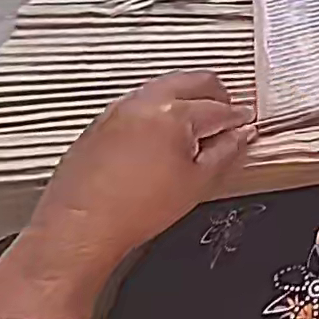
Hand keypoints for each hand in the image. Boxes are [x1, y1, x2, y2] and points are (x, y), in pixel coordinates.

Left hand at [24, 72, 253, 276]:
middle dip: (218, 96)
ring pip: (168, 87)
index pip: (220, 107)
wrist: (75, 236)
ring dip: (188, 98)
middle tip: (226, 117)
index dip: (238, 118)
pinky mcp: (100, 123)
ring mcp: (120, 110)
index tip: (244, 125)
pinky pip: (141, 102)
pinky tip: (163, 133)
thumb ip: (227, 150)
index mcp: (175, 113)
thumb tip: (241, 134)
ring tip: (196, 125)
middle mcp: (146, 102)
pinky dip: (160, 109)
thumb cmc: (131, 213)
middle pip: (196, 82)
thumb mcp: (198, 182)